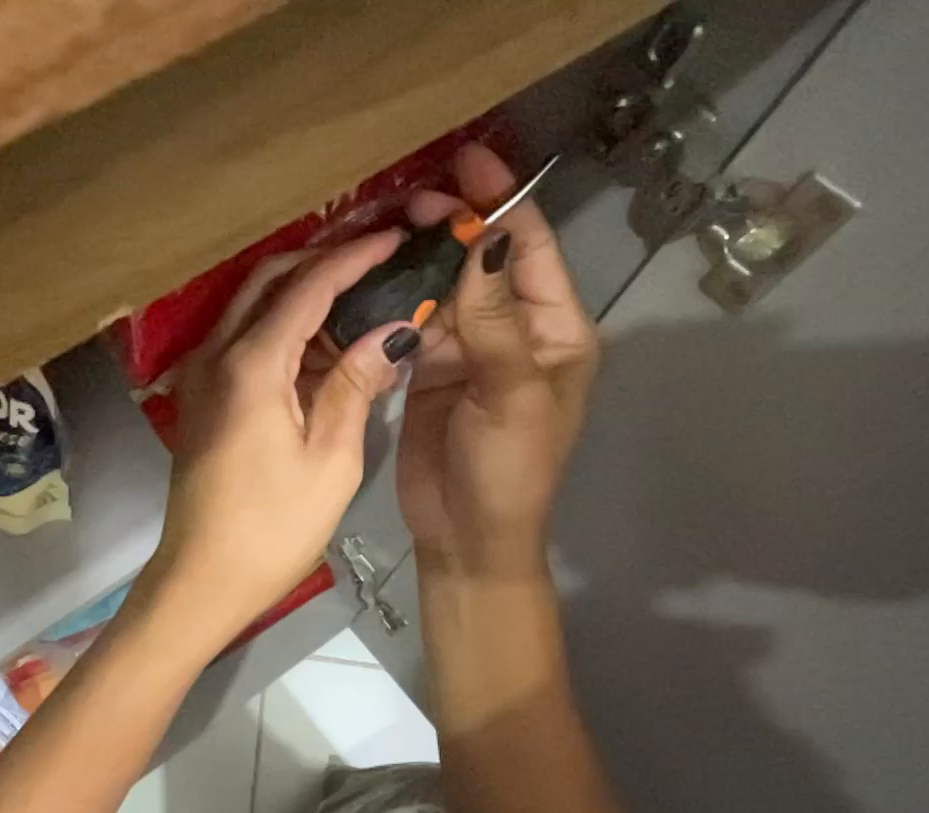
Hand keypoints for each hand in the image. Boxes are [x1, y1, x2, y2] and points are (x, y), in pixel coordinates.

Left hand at [146, 231, 414, 640]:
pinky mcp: (199, 399)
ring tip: (358, 294)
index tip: (395, 238)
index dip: (354, 257)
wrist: (203, 578)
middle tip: (374, 258)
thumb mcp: (331, 459)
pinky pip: (240, 342)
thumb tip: (390, 329)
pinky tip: (320, 343)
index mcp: (250, 365)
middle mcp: (214, 356)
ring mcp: (199, 377)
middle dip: (322, 262)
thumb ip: (356, 384)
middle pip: (269, 281)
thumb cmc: (273, 529)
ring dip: (299, 293)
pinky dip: (280, 329)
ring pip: (251, 308)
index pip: (307, 286)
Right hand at [397, 144, 600, 577]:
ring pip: (445, 290)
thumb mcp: (509, 392)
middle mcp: (514, 332)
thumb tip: (482, 239)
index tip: (468, 161)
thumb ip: (492, 318)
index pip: (529, 250)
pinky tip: (372, 277)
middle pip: (483, 262)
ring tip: (384, 227)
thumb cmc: (507, 469)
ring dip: (420, 260)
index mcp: (555, 331)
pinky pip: (415, 324)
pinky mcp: (429, 372)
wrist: (466, 535)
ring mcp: (468, 351)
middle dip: (454, 226)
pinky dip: (397, 300)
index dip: (501, 203)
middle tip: (411, 198)